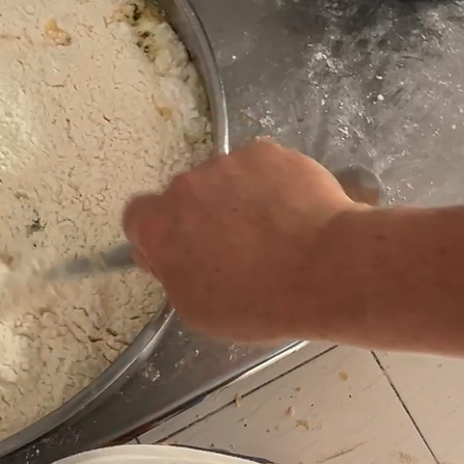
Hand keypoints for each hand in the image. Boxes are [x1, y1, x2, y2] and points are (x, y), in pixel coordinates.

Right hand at [123, 140, 366, 341]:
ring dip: (239, 199)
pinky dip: (272, 185)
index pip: (137, 218)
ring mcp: (229, 164)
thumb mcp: (198, 310)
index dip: (159, 234)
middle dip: (203, 216)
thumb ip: (173, 273)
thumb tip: (169, 255)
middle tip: (236, 248)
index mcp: (159, 227)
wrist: (325, 270)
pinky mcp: (267, 153)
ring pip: (225, 180)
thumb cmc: (259, 301)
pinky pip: (261, 168)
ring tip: (274, 233)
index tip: (180, 250)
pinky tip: (293, 214)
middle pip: (185, 197)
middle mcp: (186, 186)